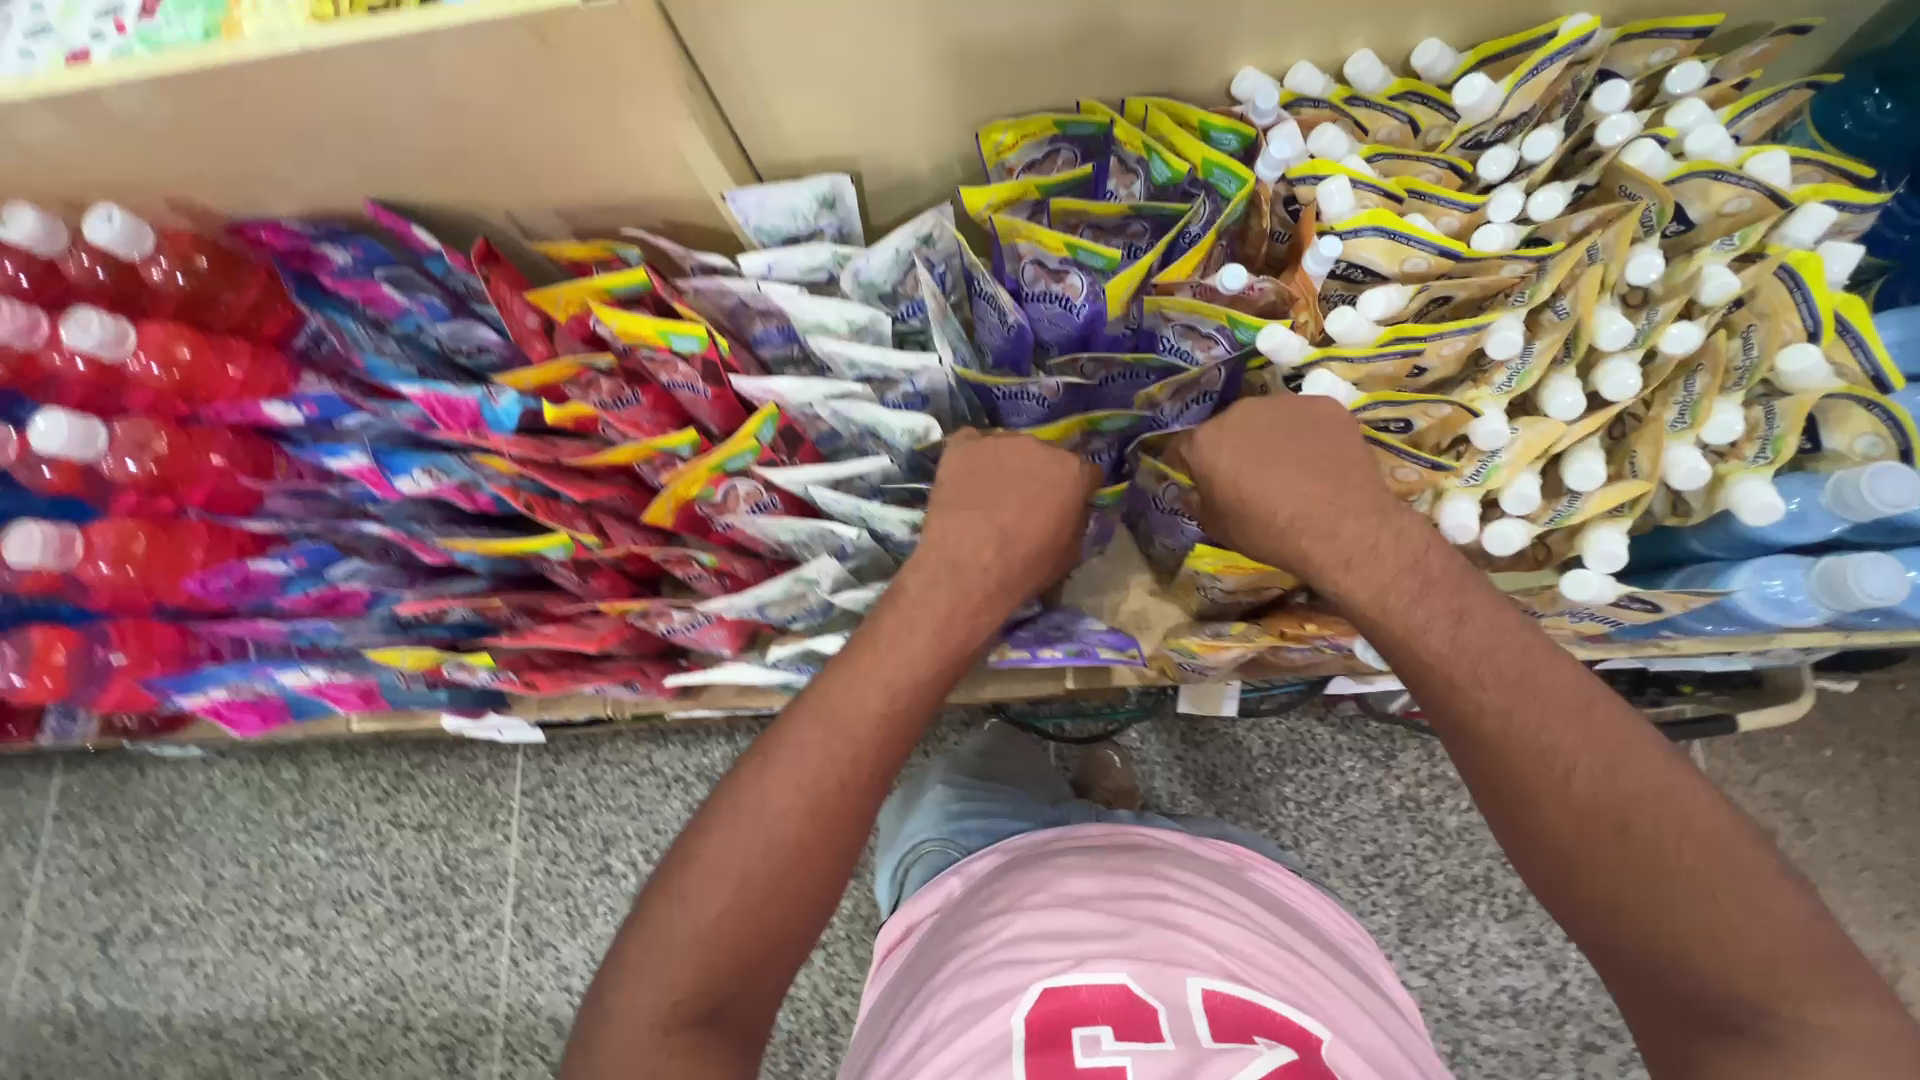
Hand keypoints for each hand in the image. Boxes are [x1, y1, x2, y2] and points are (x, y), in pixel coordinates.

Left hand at [908, 429, 1100, 620]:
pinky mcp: (963, 444)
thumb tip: (1072, 513)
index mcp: (1073, 471)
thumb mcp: (1069, 554)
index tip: (1065, 507)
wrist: (969, 561)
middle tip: (1022, 503)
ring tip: (987, 495)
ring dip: (1004, 465)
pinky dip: (970, 458)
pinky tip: (963, 480)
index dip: (1076, 491)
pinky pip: (970, 443)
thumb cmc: (1025, 564)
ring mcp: (1000, 441)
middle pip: (1045, 456)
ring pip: (1008, 447)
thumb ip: (1077, 522)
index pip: (1085, 472)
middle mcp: (1041, 446)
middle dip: (1038, 475)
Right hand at [1180, 393, 1422, 584]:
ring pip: (1268, 417)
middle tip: (1250, 476)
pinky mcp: (1324, 404)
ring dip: (1270, 436)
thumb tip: (1192, 492)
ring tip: (1291, 467)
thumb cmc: (1269, 532)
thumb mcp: (1218, 529)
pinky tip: (1320, 460)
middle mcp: (1238, 411)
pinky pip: (1305, 418)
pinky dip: (1308, 434)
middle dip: (1233, 447)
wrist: (1342, 527)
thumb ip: (1197, 503)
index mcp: (1205, 441)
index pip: (1183, 446)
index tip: (1203, 483)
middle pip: (1227, 427)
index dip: (1190, 466)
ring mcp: (1284, 403)